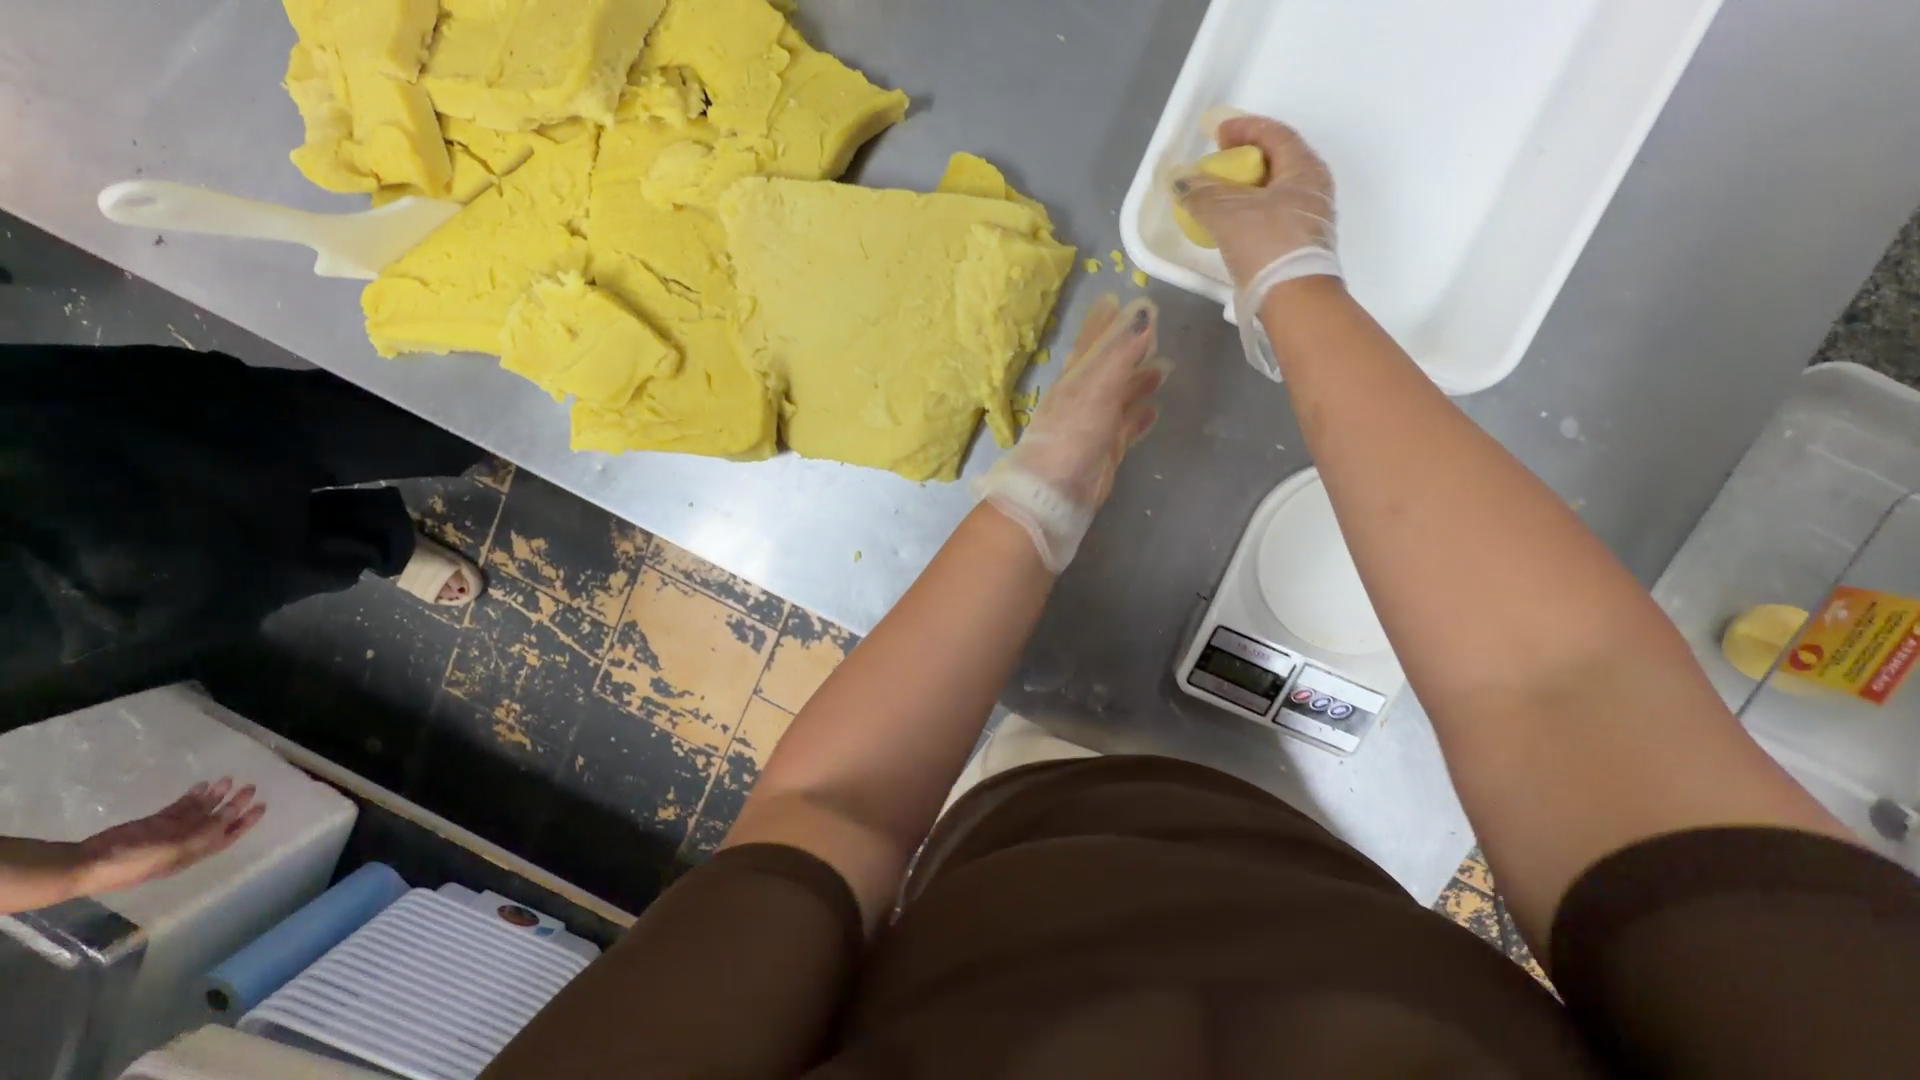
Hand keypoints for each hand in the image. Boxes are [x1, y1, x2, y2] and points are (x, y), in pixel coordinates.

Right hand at [75, 777, 265, 894]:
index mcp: (195, 853)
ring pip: (199, 812)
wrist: (86, 864)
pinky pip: (178, 808)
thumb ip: (206, 833)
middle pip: (217, 821)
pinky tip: (203, 784)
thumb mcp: (177, 849)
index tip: (263, 805)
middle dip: (235, 804)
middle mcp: (186, 842)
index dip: (246, 821)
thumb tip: (231, 818)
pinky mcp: (152, 823)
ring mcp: (169, 832)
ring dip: (215, 796)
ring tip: (228, 778)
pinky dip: (192, 796)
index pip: (227, 836)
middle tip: (251, 785)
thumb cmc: (135, 860)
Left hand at [977, 295, 1169, 571]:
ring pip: (1121, 396)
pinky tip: (1154, 410)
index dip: (1105, 323)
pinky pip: (1127, 427)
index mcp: (1076, 380)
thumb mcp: (1096, 387)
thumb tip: (1144, 311)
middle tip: (1155, 331)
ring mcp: (1095, 426)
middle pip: (1110, 368)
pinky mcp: (1106, 451)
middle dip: (1129, 350)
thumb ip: (1120, 351)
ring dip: (1139, 381)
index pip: (1092, 343)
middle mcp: (1084, 399)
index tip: (1118, 300)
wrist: (1053, 494)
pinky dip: (1140, 416)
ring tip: (1164, 366)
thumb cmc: (1071, 435)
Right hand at [1174, 112, 1338, 285]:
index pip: (1275, 134)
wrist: (1294, 299)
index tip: (1217, 134)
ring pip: (1275, 190)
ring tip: (1220, 195)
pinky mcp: (1301, 243)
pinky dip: (1252, 210)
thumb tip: (1181, 180)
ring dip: (1247, 187)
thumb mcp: (1227, 213)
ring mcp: (1310, 217)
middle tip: (1219, 163)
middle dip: (1246, 158)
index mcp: (1304, 169)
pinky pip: (1274, 213)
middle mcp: (1313, 188)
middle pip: (1278, 160)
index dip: (1244, 128)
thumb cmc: (1266, 244)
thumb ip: (1201, 192)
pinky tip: (1234, 223)